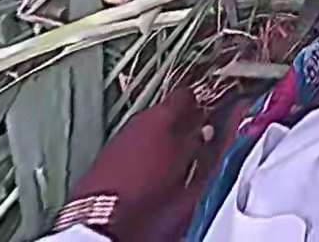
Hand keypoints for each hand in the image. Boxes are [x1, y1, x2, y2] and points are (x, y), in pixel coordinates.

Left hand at [65, 85, 213, 240]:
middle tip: (194, 144)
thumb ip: (207, 143)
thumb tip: (218, 126)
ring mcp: (123, 134)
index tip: (209, 118)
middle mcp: (142, 117)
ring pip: (152, 126)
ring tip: (172, 162)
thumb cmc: (149, 197)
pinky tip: (148, 172)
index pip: (188, 95)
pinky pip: (134, 141)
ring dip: (163, 137)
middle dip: (182, 123)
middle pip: (169, 109)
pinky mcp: (108, 153)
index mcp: (165, 115)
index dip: (200, 105)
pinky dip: (144, 150)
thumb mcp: (190, 171)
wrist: (101, 223)